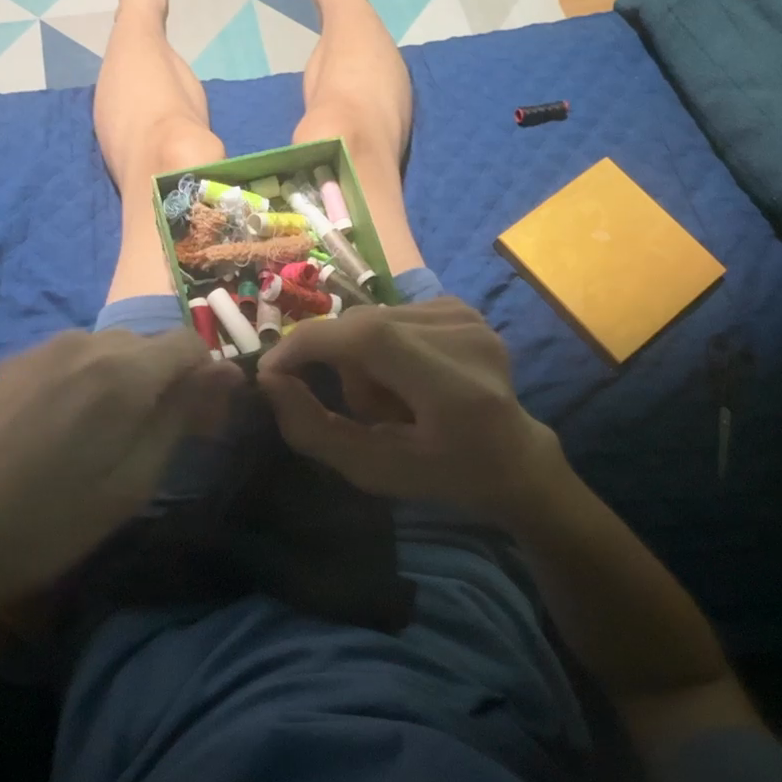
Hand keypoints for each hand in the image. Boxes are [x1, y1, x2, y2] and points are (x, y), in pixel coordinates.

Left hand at [0, 329, 240, 649]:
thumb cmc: (44, 525)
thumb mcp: (130, 485)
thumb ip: (181, 417)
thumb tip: (226, 371)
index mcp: (121, 371)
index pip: (190, 342)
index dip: (206, 379)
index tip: (202, 425)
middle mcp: (82, 343)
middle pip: (149, 345)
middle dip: (166, 383)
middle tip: (156, 444)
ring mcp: (40, 350)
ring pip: (109, 352)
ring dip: (124, 385)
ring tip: (103, 444)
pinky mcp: (8, 366)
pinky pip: (70, 361)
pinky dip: (86, 386)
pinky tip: (60, 436)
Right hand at [256, 298, 568, 523]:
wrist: (513, 458)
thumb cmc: (443, 475)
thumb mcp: (373, 470)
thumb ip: (314, 429)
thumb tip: (268, 379)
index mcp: (453, 388)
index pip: (368, 338)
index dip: (310, 344)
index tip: (273, 370)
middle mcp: (465, 338)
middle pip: (362, 325)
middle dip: (339, 363)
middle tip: (360, 411)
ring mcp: (468, 316)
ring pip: (371, 318)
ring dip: (361, 357)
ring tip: (393, 398)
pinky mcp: (461, 306)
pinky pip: (391, 314)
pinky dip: (382, 345)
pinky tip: (408, 377)